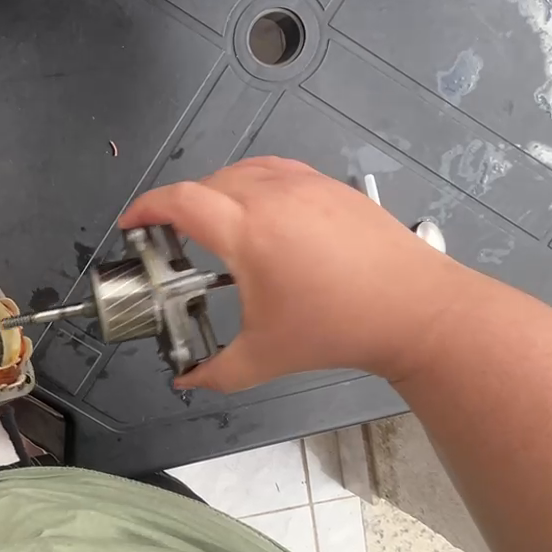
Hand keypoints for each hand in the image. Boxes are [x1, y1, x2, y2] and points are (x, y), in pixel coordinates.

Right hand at [120, 157, 484, 392]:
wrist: (420, 310)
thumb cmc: (337, 330)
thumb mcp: (266, 358)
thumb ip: (215, 372)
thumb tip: (185, 381)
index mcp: (246, 232)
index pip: (179, 201)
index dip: (145, 208)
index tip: (131, 225)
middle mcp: (271, 197)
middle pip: (203, 185)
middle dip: (176, 206)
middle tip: (170, 238)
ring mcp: (304, 185)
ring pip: (238, 171)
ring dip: (212, 192)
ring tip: (209, 222)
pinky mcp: (330, 186)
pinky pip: (272, 170)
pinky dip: (247, 182)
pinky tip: (255, 208)